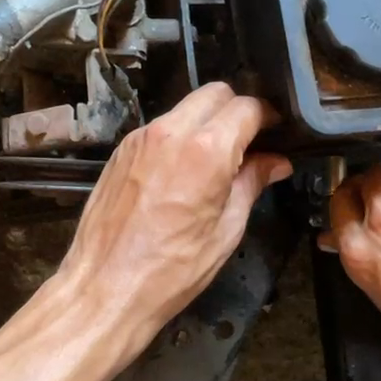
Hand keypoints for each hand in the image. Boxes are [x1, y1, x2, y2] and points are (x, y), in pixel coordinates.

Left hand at [58, 82, 291, 334]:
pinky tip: (182, 169)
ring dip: (206, 121)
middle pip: (215, 93)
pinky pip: (160, 126)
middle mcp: (172, 131)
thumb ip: (251, 183)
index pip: (246, 107)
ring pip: (185, 107)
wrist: (105, 287)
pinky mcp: (122, 148)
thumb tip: (275, 162)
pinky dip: (179, 135)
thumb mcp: (226, 230)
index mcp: (206, 150)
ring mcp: (142, 136)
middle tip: (248, 140)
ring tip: (215, 158)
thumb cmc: (173, 269)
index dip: (267, 116)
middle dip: (236, 109)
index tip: (275, 131)